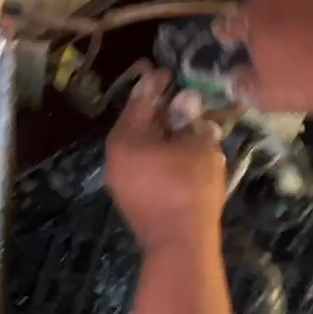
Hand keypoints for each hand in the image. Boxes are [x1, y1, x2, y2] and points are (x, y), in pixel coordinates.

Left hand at [105, 66, 225, 254]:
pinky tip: (178, 151)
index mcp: (124, 139)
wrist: (179, 243)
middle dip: (159, 109)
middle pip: (137, 123)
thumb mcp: (198, 147)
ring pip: (140, 146)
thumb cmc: (188, 188)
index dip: (155, 84)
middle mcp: (114, 157)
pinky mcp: (129, 197)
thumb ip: (192, 121)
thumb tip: (187, 101)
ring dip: (161, 133)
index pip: (139, 101)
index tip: (165, 70)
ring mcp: (119, 180)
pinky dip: (158, 153)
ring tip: (185, 123)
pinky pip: (142, 165)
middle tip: (179, 95)